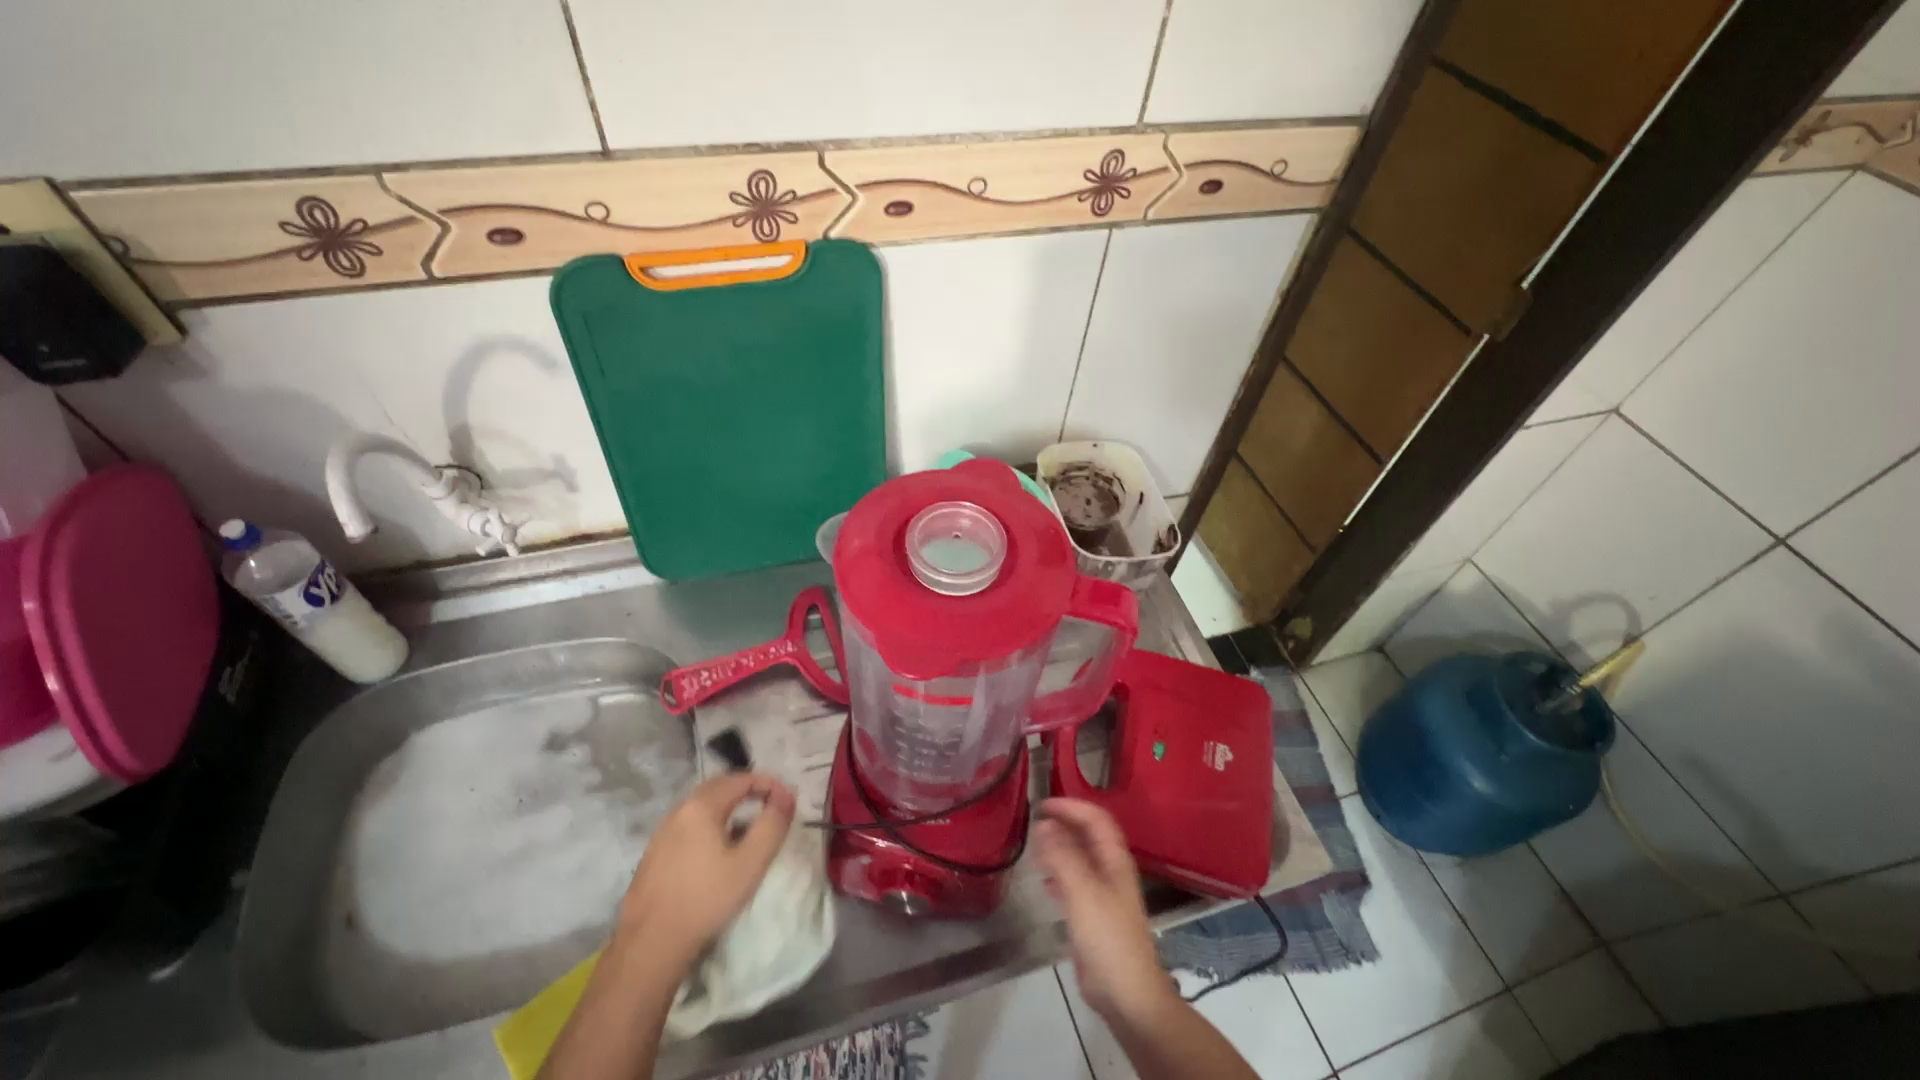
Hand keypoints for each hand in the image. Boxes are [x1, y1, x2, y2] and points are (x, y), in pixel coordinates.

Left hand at [616, 772, 795, 970]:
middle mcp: (679, 810)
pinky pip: (690, 824)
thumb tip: (787, 796)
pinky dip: (712, 824)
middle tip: (772, 808)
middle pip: (719, 786)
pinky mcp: (656, 852)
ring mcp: (663, 830)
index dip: (769, 784)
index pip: (741, 779)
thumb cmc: (707, 898)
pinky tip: (719, 851)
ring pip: (702, 806)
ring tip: (750, 829)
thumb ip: (772, 825)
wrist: (652, 941)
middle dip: (749, 791)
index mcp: (701, 806)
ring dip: (730, 807)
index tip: (788, 802)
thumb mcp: (750, 862)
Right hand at [1035, 798, 1174, 1024]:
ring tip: (1034, 845)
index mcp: (1115, 861)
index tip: (1042, 804)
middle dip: (1064, 824)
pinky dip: (1058, 875)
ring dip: (1059, 848)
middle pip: (1088, 836)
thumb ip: (1063, 856)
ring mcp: (1102, 894)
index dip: (1072, 806)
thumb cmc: (1108, 937)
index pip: (1096, 819)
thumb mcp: (1083, 891)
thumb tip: (1044, 824)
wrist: (1126, 993)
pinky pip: (1073, 883)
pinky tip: (1043, 881)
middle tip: (1033, 821)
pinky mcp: (1092, 916)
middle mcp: (1111, 872)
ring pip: (1080, 859)